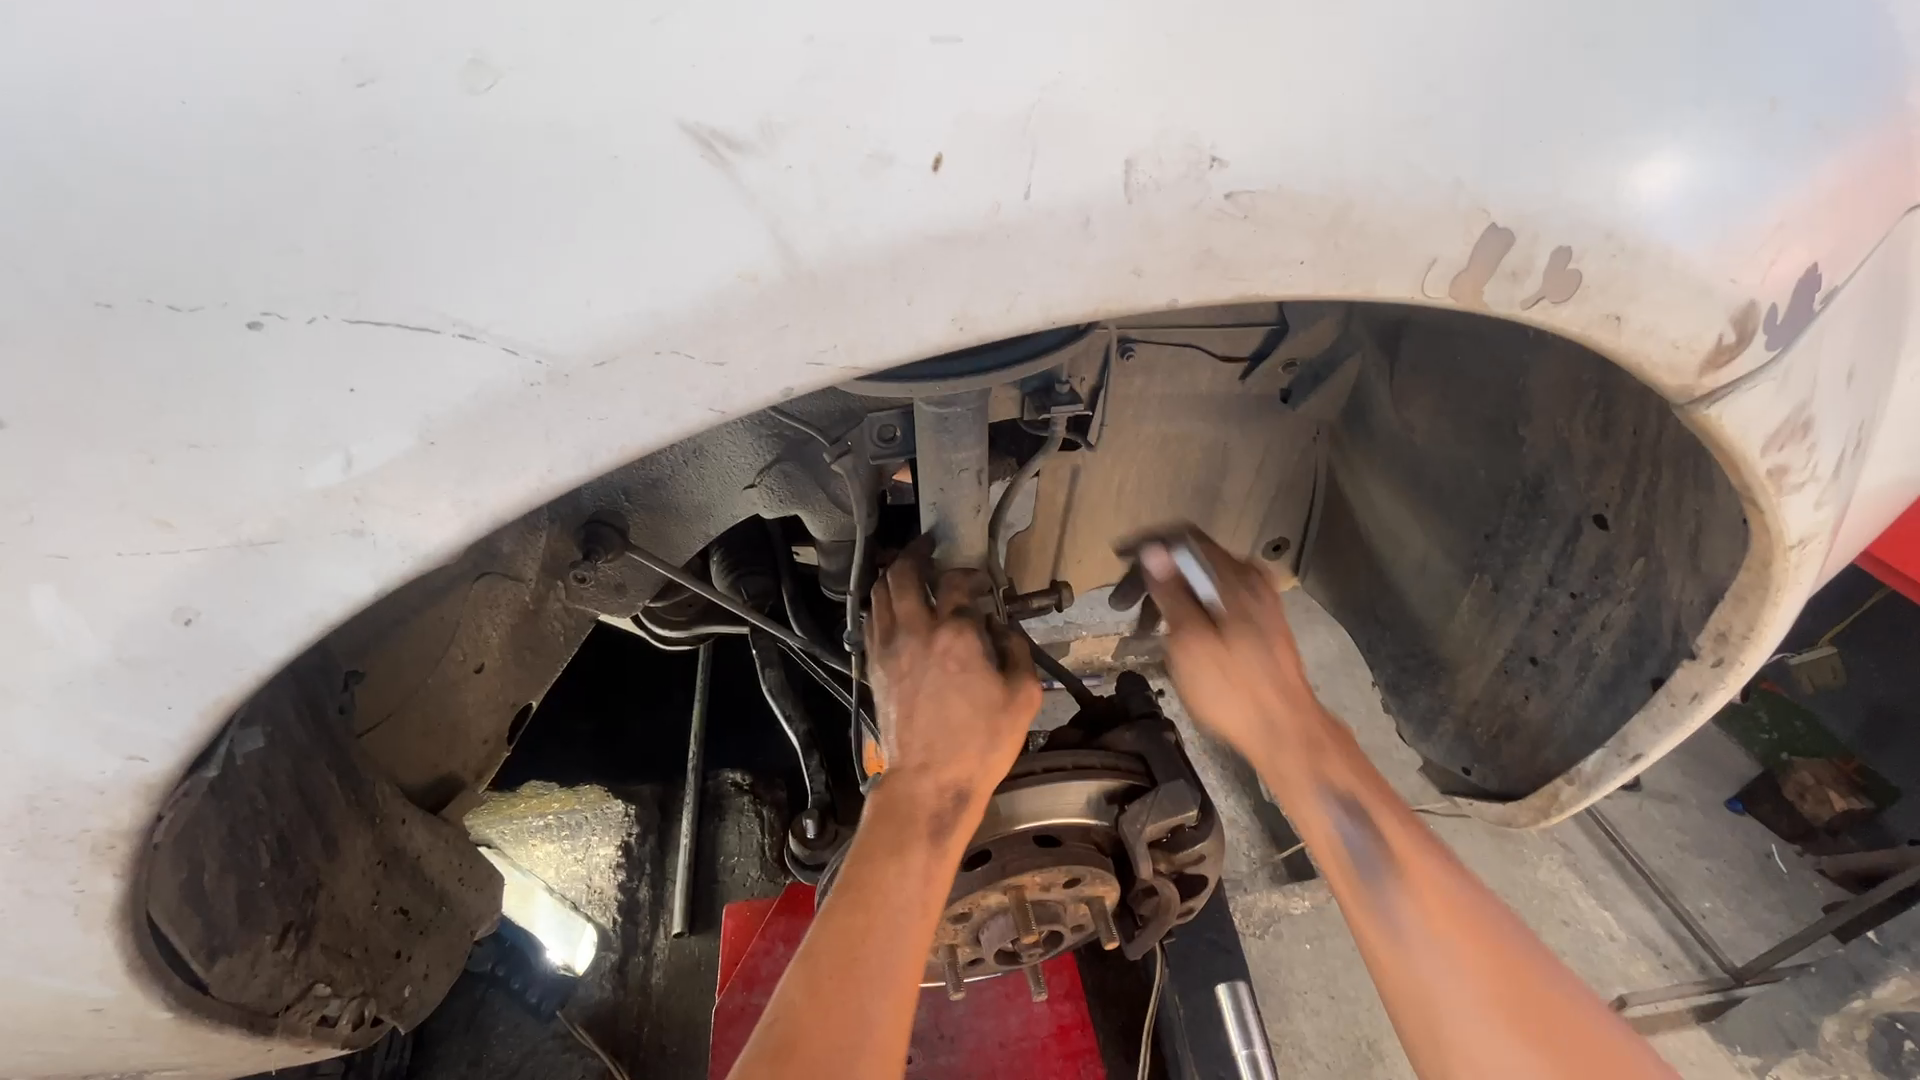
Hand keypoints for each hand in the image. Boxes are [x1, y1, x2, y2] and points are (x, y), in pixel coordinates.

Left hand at [864, 543, 1042, 810]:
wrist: (930, 781)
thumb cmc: (980, 743)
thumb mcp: (1023, 696)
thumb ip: (1018, 650)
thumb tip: (1003, 629)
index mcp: (955, 633)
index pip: (957, 581)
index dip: (970, 573)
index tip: (980, 581)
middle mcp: (915, 630)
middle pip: (904, 572)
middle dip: (917, 552)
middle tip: (929, 545)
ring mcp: (888, 647)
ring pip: (879, 592)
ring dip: (894, 573)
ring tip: (908, 568)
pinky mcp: (874, 666)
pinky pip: (870, 619)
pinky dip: (880, 602)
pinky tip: (892, 605)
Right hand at [1138, 531, 1327, 763]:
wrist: (1286, 733)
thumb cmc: (1232, 690)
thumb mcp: (1190, 640)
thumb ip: (1171, 592)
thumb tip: (1153, 550)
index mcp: (1236, 577)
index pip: (1185, 538)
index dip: (1149, 546)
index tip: (1121, 565)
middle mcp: (1253, 580)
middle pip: (1196, 560)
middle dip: (1158, 578)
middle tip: (1129, 608)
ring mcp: (1261, 603)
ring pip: (1206, 584)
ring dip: (1174, 598)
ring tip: (1150, 629)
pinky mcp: (1262, 625)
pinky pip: (1219, 602)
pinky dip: (1194, 611)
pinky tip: (1180, 637)